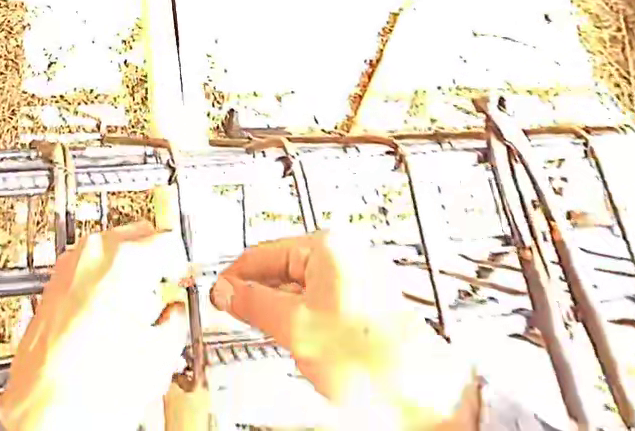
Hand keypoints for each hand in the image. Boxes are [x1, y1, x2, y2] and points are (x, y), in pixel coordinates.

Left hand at [0, 222, 188, 430]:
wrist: (40, 417)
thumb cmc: (87, 392)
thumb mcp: (159, 355)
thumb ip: (177, 318)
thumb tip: (175, 311)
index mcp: (126, 260)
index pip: (170, 241)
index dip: (182, 263)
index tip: (182, 279)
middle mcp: (96, 252)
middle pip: (140, 236)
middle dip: (155, 262)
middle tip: (164, 292)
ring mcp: (70, 264)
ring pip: (113, 249)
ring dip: (129, 270)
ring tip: (134, 311)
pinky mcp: (54, 282)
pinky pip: (90, 266)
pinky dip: (104, 281)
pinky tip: (108, 318)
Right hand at [210, 232, 477, 430]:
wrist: (416, 388)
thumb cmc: (369, 356)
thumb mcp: (295, 328)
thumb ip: (254, 303)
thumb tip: (228, 290)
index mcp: (326, 246)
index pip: (263, 251)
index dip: (235, 275)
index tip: (218, 294)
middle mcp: (342, 253)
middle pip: (281, 267)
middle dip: (259, 294)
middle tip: (237, 317)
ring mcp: (355, 276)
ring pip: (299, 288)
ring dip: (281, 310)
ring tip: (274, 335)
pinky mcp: (363, 301)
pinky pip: (318, 302)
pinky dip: (302, 319)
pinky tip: (301, 343)